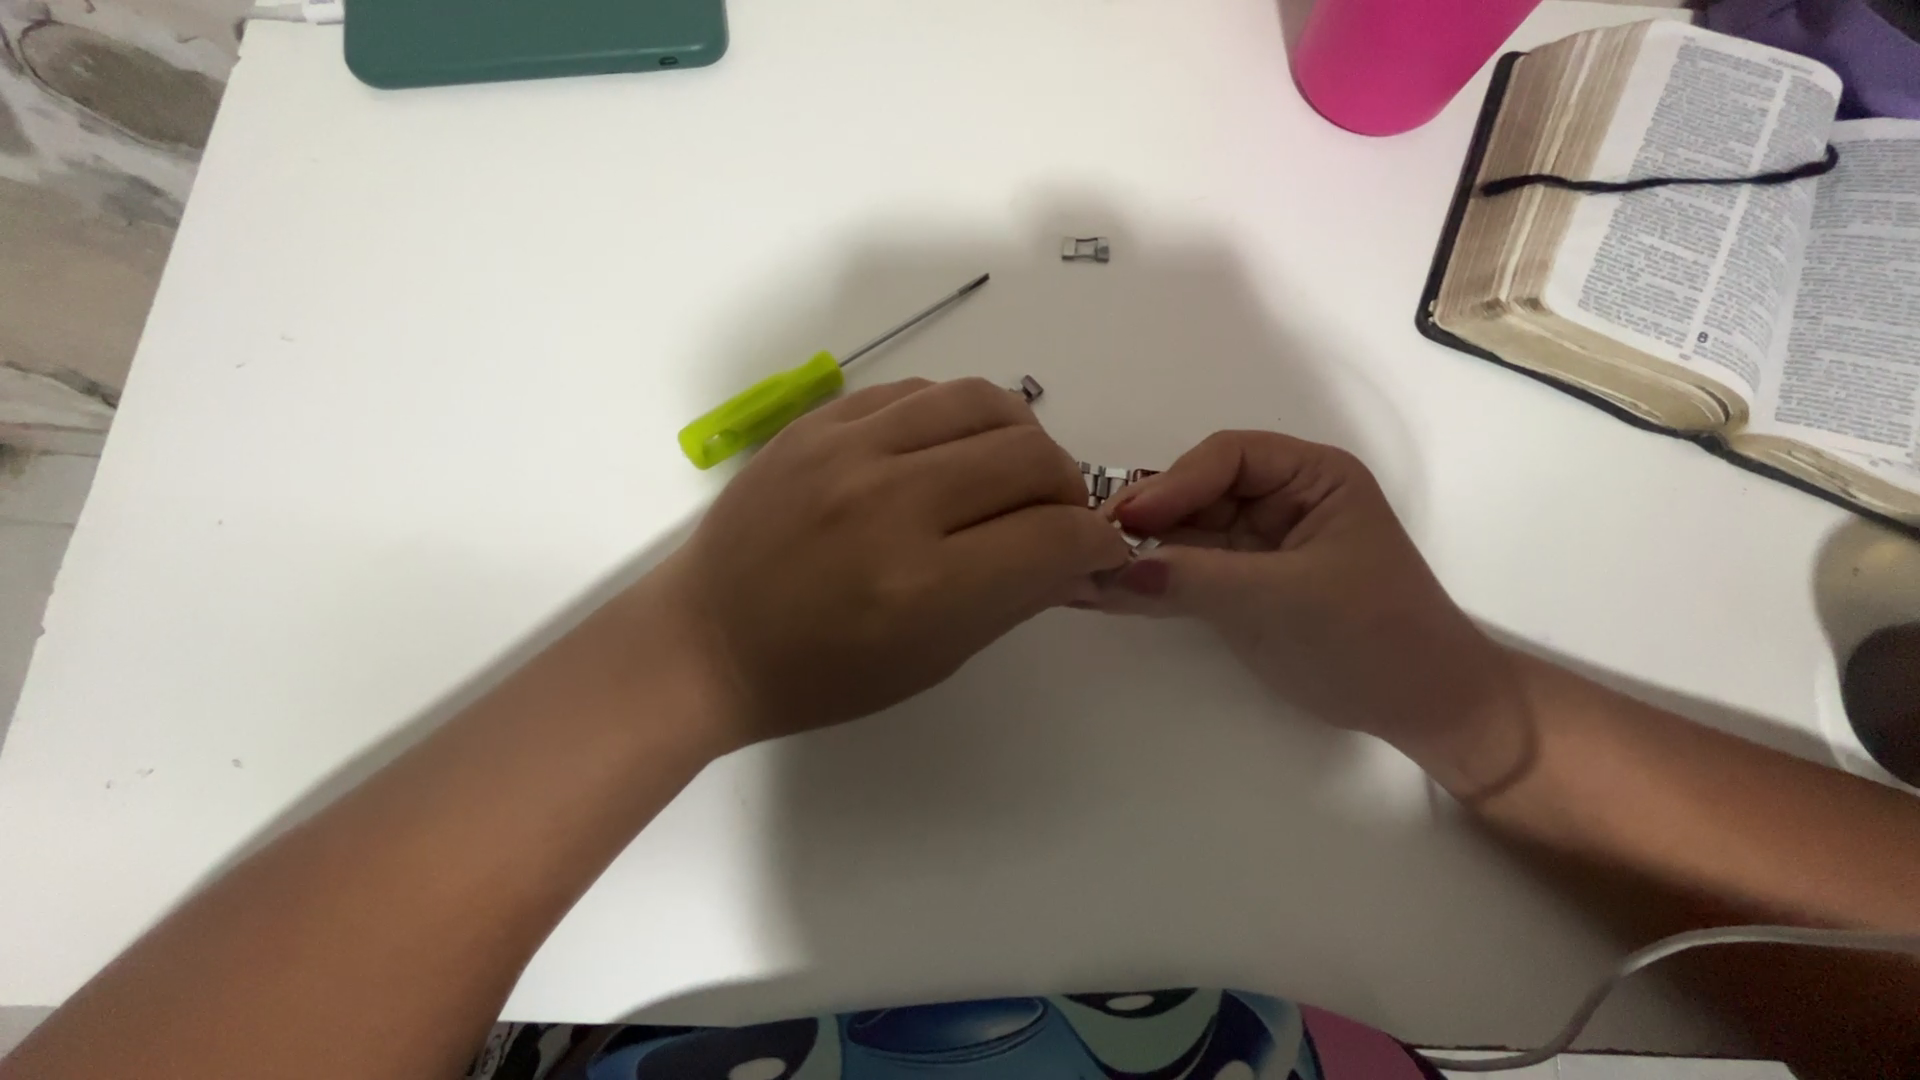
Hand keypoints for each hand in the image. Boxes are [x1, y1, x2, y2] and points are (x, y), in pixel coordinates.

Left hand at [656, 378, 1131, 750]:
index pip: (1055, 537)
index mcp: (922, 585)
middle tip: (1055, 515)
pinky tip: (950, 451)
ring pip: (984, 402)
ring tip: (1010, 472)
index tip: (1096, 550)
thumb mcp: (931, 659)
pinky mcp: (818, 421)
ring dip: (1021, 439)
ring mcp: (848, 450)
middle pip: (1031, 458)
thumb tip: (1079, 552)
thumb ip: (1014, 597)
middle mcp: (890, 503)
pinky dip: (957, 419)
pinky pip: (921, 391)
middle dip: (1068, 490)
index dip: (1095, 544)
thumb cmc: (821, 674)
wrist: (708, 638)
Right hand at [1094, 431, 1517, 760]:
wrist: (1419, 707)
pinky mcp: (1237, 585)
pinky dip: (1149, 583)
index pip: (1227, 459)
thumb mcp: (1285, 599)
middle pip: (1195, 493)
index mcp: (1310, 477)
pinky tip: (1103, 591)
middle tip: (1089, 543)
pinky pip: (1185, 574)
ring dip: (1137, 553)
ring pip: (1183, 535)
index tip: (1129, 519)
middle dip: (1146, 519)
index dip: (1174, 483)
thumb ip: (1199, 578)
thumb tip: (1115, 569)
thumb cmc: (1371, 635)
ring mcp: (1254, 545)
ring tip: (1081, 569)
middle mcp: (1277, 501)